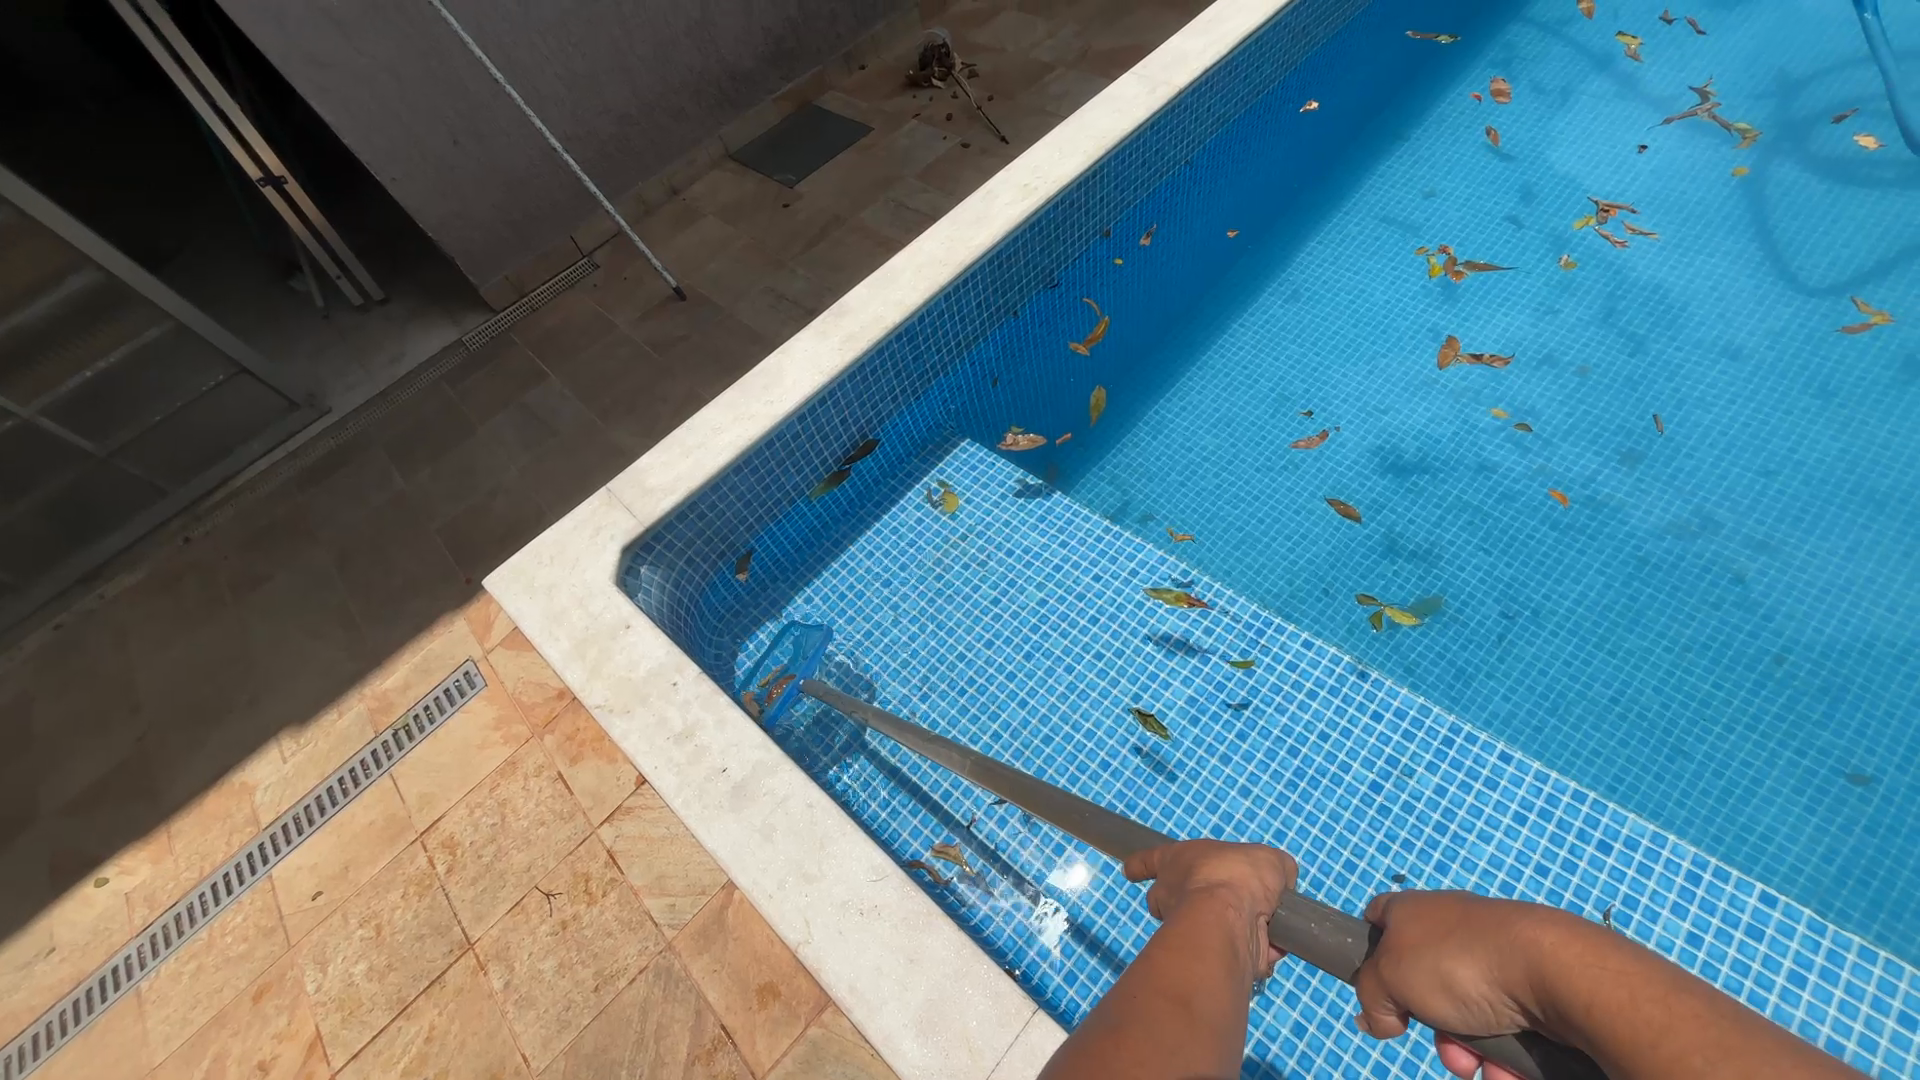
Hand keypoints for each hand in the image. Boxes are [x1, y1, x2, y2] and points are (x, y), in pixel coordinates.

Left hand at [1122, 840, 1297, 977]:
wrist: (1230, 916)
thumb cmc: (1238, 874)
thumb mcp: (1268, 860)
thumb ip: (1273, 870)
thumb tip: (1280, 880)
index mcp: (1176, 859)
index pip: (1148, 860)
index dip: (1140, 864)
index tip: (1129, 870)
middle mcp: (1170, 892)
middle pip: (1166, 900)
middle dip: (1192, 906)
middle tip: (1223, 907)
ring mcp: (1181, 926)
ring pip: (1198, 931)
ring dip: (1228, 933)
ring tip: (1257, 930)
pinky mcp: (1200, 957)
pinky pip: (1226, 955)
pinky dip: (1249, 956)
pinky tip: (1267, 951)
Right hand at [1354, 891, 1586, 1078]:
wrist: (1550, 970)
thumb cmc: (1453, 963)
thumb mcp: (1388, 978)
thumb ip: (1371, 996)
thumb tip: (1374, 1019)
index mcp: (1412, 910)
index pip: (1379, 915)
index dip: (1372, 946)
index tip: (1378, 982)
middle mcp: (1452, 926)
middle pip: (1427, 981)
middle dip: (1435, 1027)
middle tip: (1448, 1051)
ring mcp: (1496, 953)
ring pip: (1471, 1011)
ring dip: (1474, 1050)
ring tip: (1485, 1069)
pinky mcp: (1536, 982)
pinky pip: (1511, 1024)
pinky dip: (1508, 1053)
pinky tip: (1511, 1070)